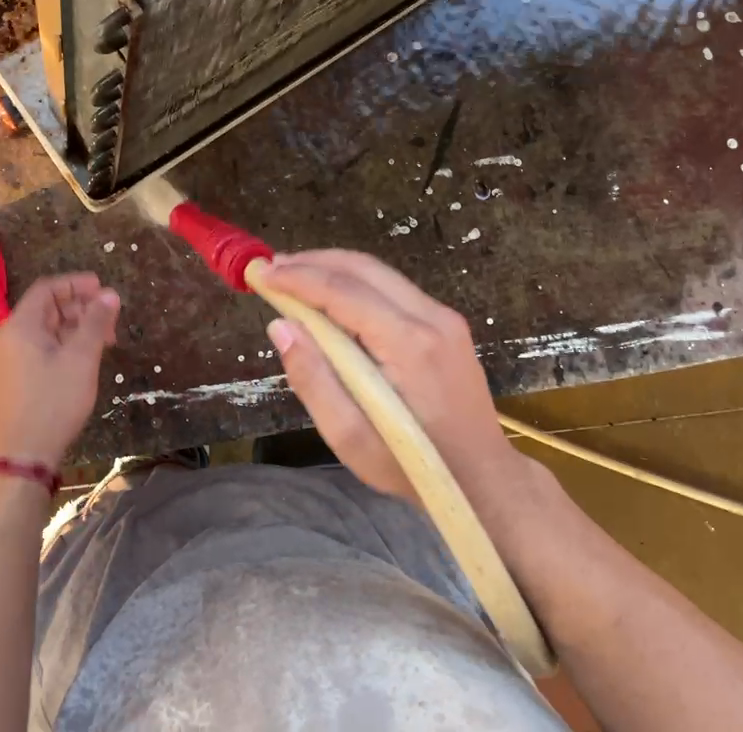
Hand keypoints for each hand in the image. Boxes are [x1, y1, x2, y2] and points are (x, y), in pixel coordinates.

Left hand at [0, 273, 120, 467]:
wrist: (25, 454)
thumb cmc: (53, 402)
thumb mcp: (81, 358)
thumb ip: (95, 323)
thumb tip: (110, 294)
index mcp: (22, 326)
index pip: (47, 289)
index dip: (75, 284)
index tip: (103, 289)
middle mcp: (12, 338)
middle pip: (47, 308)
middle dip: (80, 308)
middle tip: (110, 319)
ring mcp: (13, 360)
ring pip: (48, 331)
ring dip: (76, 328)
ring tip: (105, 341)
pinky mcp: (18, 380)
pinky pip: (43, 349)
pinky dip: (66, 346)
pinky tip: (86, 360)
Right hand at [259, 250, 521, 501]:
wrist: (483, 480)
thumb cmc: (412, 466)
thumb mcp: (351, 438)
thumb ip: (313, 380)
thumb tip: (280, 326)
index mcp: (409, 345)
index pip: (343, 292)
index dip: (297, 278)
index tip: (260, 274)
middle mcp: (432, 318)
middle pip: (362, 269)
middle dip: (311, 263)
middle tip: (269, 268)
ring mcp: (444, 318)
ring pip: (379, 273)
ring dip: (331, 268)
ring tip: (290, 275)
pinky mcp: (446, 325)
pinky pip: (392, 288)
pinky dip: (353, 283)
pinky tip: (328, 296)